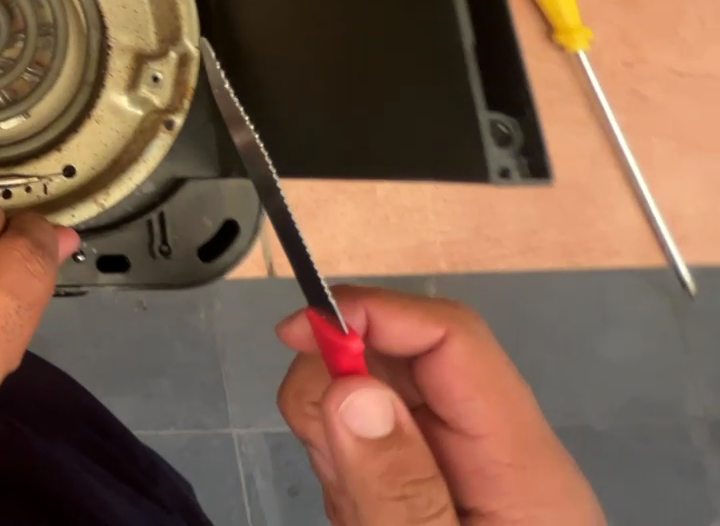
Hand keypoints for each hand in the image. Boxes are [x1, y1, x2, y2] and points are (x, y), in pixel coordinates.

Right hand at [276, 286, 602, 525]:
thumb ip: (396, 489)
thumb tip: (350, 384)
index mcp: (522, 466)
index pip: (452, 339)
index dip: (372, 313)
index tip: (293, 334)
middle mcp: (494, 450)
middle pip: (394, 354)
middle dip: (331, 381)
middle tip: (320, 452)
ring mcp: (460, 464)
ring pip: (363, 386)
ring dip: (326, 424)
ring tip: (346, 499)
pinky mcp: (429, 476)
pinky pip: (359, 427)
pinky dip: (333, 452)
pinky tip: (353, 503)